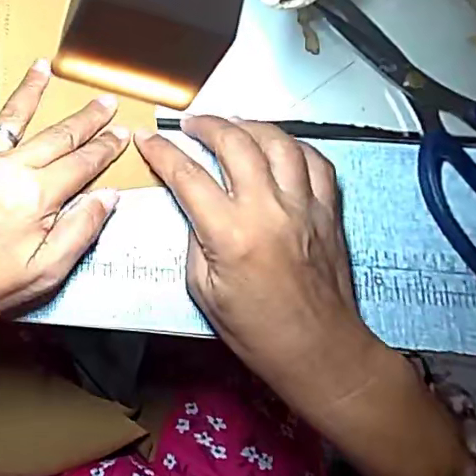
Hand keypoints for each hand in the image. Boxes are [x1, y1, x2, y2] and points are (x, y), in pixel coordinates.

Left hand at [0, 60, 129, 349]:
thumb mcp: (45, 271)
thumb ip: (80, 230)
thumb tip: (108, 197)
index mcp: (35, 195)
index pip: (82, 164)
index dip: (105, 148)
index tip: (122, 134)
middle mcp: (7, 168)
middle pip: (56, 136)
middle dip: (84, 119)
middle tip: (104, 102)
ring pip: (10, 117)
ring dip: (30, 91)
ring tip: (43, 67)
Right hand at [136, 116, 396, 427]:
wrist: (320, 352)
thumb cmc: (257, 330)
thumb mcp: (202, 287)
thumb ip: (194, 237)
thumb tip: (191, 204)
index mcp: (230, 234)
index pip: (186, 175)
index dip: (161, 151)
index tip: (147, 138)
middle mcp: (269, 211)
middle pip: (235, 143)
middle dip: (205, 124)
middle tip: (188, 123)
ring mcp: (304, 207)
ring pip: (278, 142)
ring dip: (248, 125)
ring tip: (230, 124)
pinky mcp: (328, 212)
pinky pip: (315, 161)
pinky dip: (291, 145)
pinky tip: (275, 145)